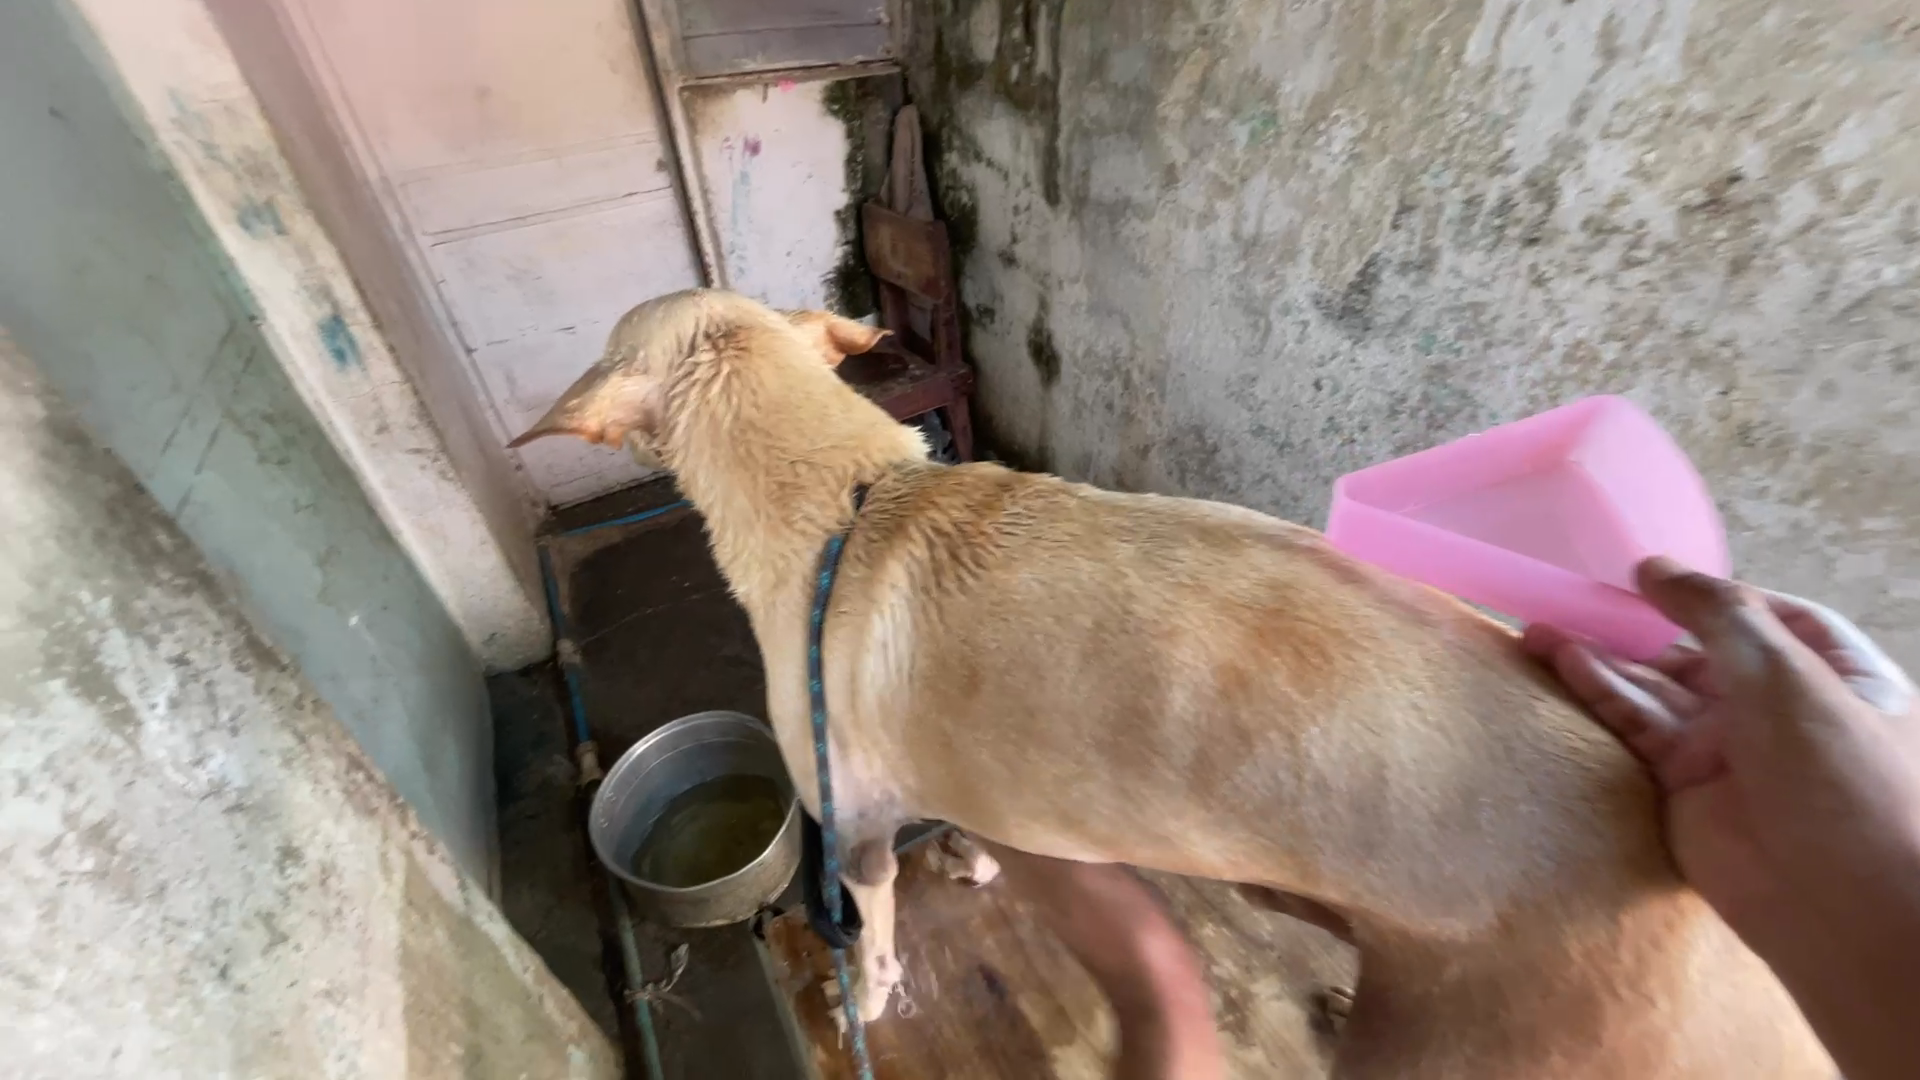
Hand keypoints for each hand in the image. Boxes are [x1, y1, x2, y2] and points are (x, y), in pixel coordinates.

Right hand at [1523, 558, 1919, 1079]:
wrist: (1845, 910)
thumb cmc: (1844, 781)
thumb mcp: (1790, 679)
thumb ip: (1717, 614)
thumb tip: (1653, 565)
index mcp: (1837, 678)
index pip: (1776, 619)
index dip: (1715, 594)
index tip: (1650, 579)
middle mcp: (1778, 706)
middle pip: (1696, 649)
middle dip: (1637, 626)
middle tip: (1573, 602)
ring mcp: (1726, 743)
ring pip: (1651, 685)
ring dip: (1598, 656)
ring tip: (1539, 631)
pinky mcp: (1678, 774)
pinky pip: (1631, 720)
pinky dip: (1594, 689)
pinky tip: (1560, 661)